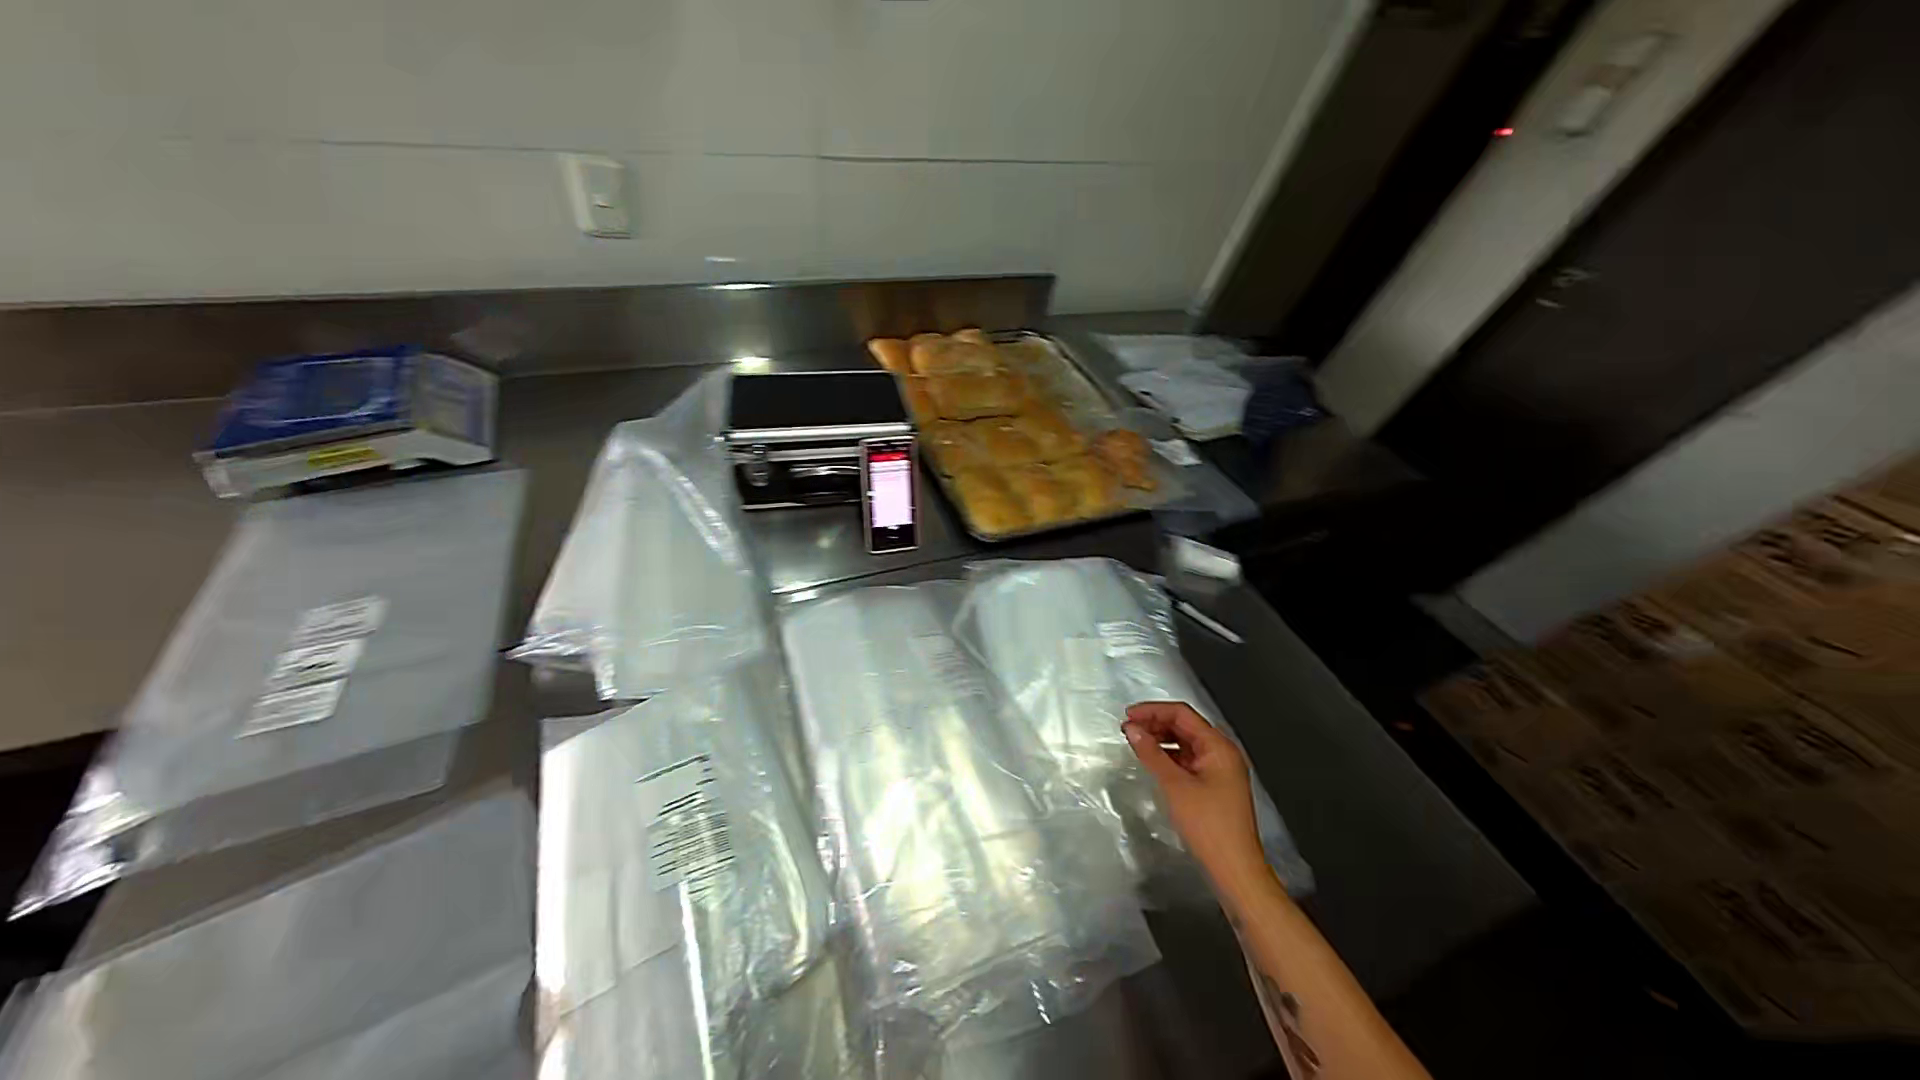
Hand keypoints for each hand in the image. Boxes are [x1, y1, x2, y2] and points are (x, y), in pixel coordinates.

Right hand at [1122, 701, 1264, 884]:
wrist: (1235, 868)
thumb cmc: (1207, 823)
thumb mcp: (1174, 785)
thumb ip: (1151, 753)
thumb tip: (1132, 729)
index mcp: (1218, 746)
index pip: (1182, 714)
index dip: (1153, 711)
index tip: (1127, 716)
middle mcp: (1222, 752)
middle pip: (1185, 726)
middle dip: (1155, 723)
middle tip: (1128, 729)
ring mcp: (1220, 769)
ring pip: (1186, 743)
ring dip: (1161, 739)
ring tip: (1136, 743)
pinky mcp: (1215, 785)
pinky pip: (1189, 760)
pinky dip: (1170, 756)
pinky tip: (1153, 761)